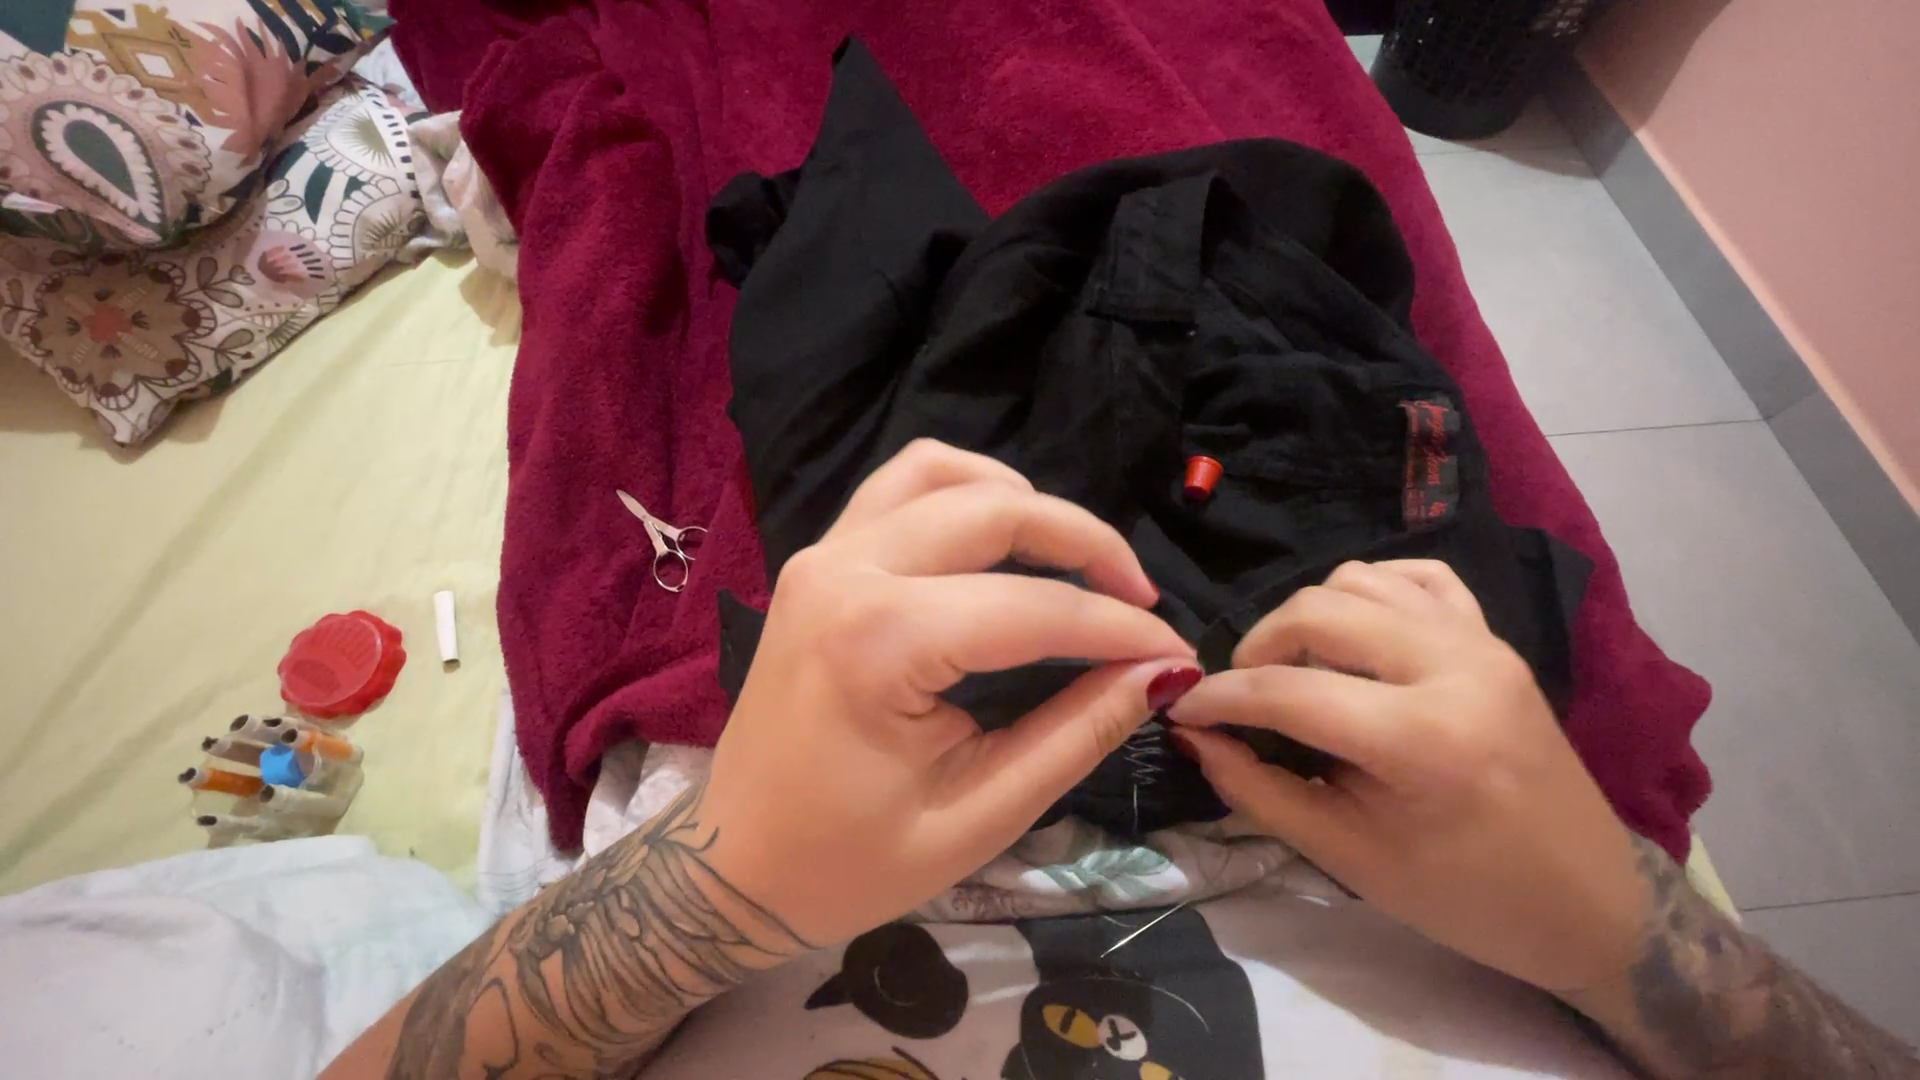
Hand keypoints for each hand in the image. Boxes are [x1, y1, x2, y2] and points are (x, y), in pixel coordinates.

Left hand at [696, 440, 1198, 945]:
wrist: (735, 865)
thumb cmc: (848, 861)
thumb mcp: (979, 815)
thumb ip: (1077, 732)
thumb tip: (1160, 673)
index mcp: (879, 643)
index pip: (1033, 609)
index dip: (1120, 628)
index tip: (1176, 653)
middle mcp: (846, 571)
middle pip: (994, 511)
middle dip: (1085, 541)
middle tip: (1138, 596)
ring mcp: (823, 554)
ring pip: (941, 474)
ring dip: (1020, 500)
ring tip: (1071, 557)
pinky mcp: (818, 559)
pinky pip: (898, 488)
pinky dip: (961, 493)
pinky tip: (996, 538)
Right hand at [1167, 560, 1645, 994]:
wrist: (1593, 904)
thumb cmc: (1464, 897)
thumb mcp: (1347, 855)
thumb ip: (1259, 789)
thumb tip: (1193, 737)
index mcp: (1423, 740)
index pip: (1287, 692)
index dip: (1219, 697)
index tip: (1181, 709)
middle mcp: (1454, 668)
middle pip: (1317, 611)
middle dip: (1257, 647)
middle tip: (1241, 694)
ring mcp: (1481, 643)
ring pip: (1358, 581)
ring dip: (1307, 617)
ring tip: (1296, 667)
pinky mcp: (1494, 638)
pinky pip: (1416, 579)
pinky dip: (1368, 592)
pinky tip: (1353, 633)